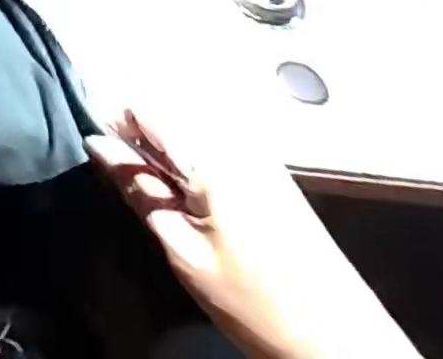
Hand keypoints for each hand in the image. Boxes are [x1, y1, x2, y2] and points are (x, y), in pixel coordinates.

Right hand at [88, 105, 419, 358]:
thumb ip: (139, 189)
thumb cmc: (254, 302)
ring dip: (168, 150)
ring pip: (188, 124)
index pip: (143, 107)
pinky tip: (202, 202)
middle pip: (166, 109)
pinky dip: (194, 158)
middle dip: (143, 141)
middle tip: (144, 191)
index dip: (119, 131)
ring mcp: (256, 150)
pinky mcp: (269, 166)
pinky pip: (213, 140)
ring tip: (173, 201)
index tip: (116, 169)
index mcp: (210, 154)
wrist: (344, 343)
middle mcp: (234, 138)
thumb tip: (98, 144)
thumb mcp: (183, 251)